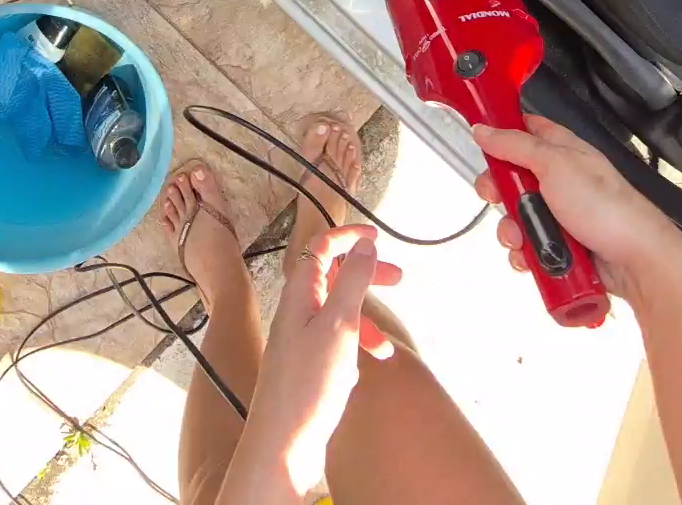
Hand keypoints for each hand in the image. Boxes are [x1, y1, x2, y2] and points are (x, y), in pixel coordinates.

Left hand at [223, 224, 400, 500]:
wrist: (282, 444)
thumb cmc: (309, 382)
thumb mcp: (339, 324)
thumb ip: (353, 280)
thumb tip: (365, 244)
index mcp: (300, 293)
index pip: (322, 247)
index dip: (348, 236)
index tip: (378, 236)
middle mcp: (296, 311)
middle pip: (333, 276)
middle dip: (365, 275)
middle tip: (399, 278)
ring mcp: (299, 339)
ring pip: (337, 313)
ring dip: (364, 320)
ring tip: (384, 346)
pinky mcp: (306, 366)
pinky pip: (335, 343)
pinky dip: (353, 348)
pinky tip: (362, 369)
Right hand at [473, 115, 681, 304]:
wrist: (639, 262)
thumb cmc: (608, 208)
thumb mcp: (555, 165)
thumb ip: (515, 146)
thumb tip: (484, 130)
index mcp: (563, 150)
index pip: (526, 129)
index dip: (503, 132)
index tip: (482, 143)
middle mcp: (560, 179)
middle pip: (513, 176)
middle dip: (499, 191)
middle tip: (498, 198)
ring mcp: (560, 212)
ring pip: (517, 214)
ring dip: (511, 228)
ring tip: (521, 238)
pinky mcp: (561, 243)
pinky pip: (529, 244)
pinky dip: (525, 252)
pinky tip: (530, 257)